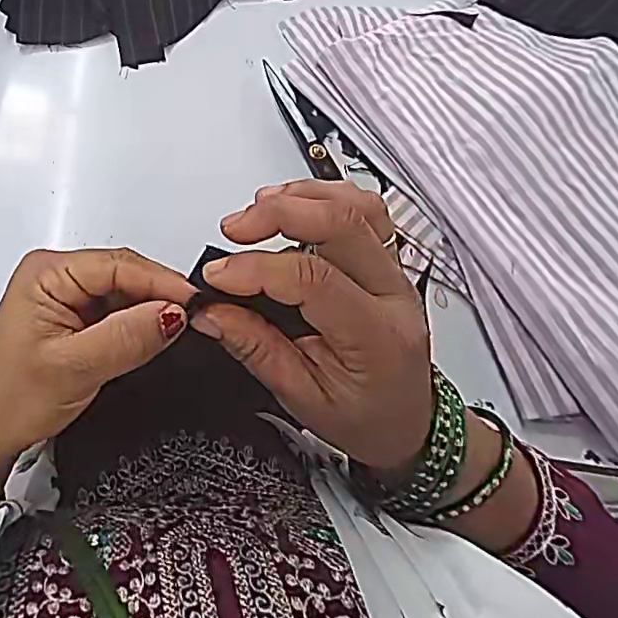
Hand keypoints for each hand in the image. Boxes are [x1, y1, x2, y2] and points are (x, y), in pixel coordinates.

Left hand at [0, 247, 197, 462]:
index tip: (193, 303)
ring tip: (172, 334)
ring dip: (149, 313)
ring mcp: (67, 296)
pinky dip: (138, 326)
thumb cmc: (6, 399)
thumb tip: (172, 313)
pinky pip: (120, 312)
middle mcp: (56, 276)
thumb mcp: (73, 367)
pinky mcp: (77, 316)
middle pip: (126, 274)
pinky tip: (149, 341)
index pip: (119, 264)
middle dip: (158, 297)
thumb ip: (126, 337)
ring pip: (126, 293)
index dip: (161, 282)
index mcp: (46, 273)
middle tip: (192, 320)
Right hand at [189, 180, 433, 474]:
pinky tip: (294, 204)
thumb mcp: (302, 398)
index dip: (257, 270)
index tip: (219, 277)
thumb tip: (211, 311)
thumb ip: (255, 348)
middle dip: (278, 213)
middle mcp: (394, 295)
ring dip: (302, 196)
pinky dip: (324, 196)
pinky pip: (366, 209)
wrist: (406, 422)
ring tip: (259, 209)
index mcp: (376, 337)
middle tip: (234, 229)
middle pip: (344, 223)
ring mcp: (395, 272)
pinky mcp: (387, 261)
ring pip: (359, 205)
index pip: (315, 280)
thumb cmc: (366, 417)